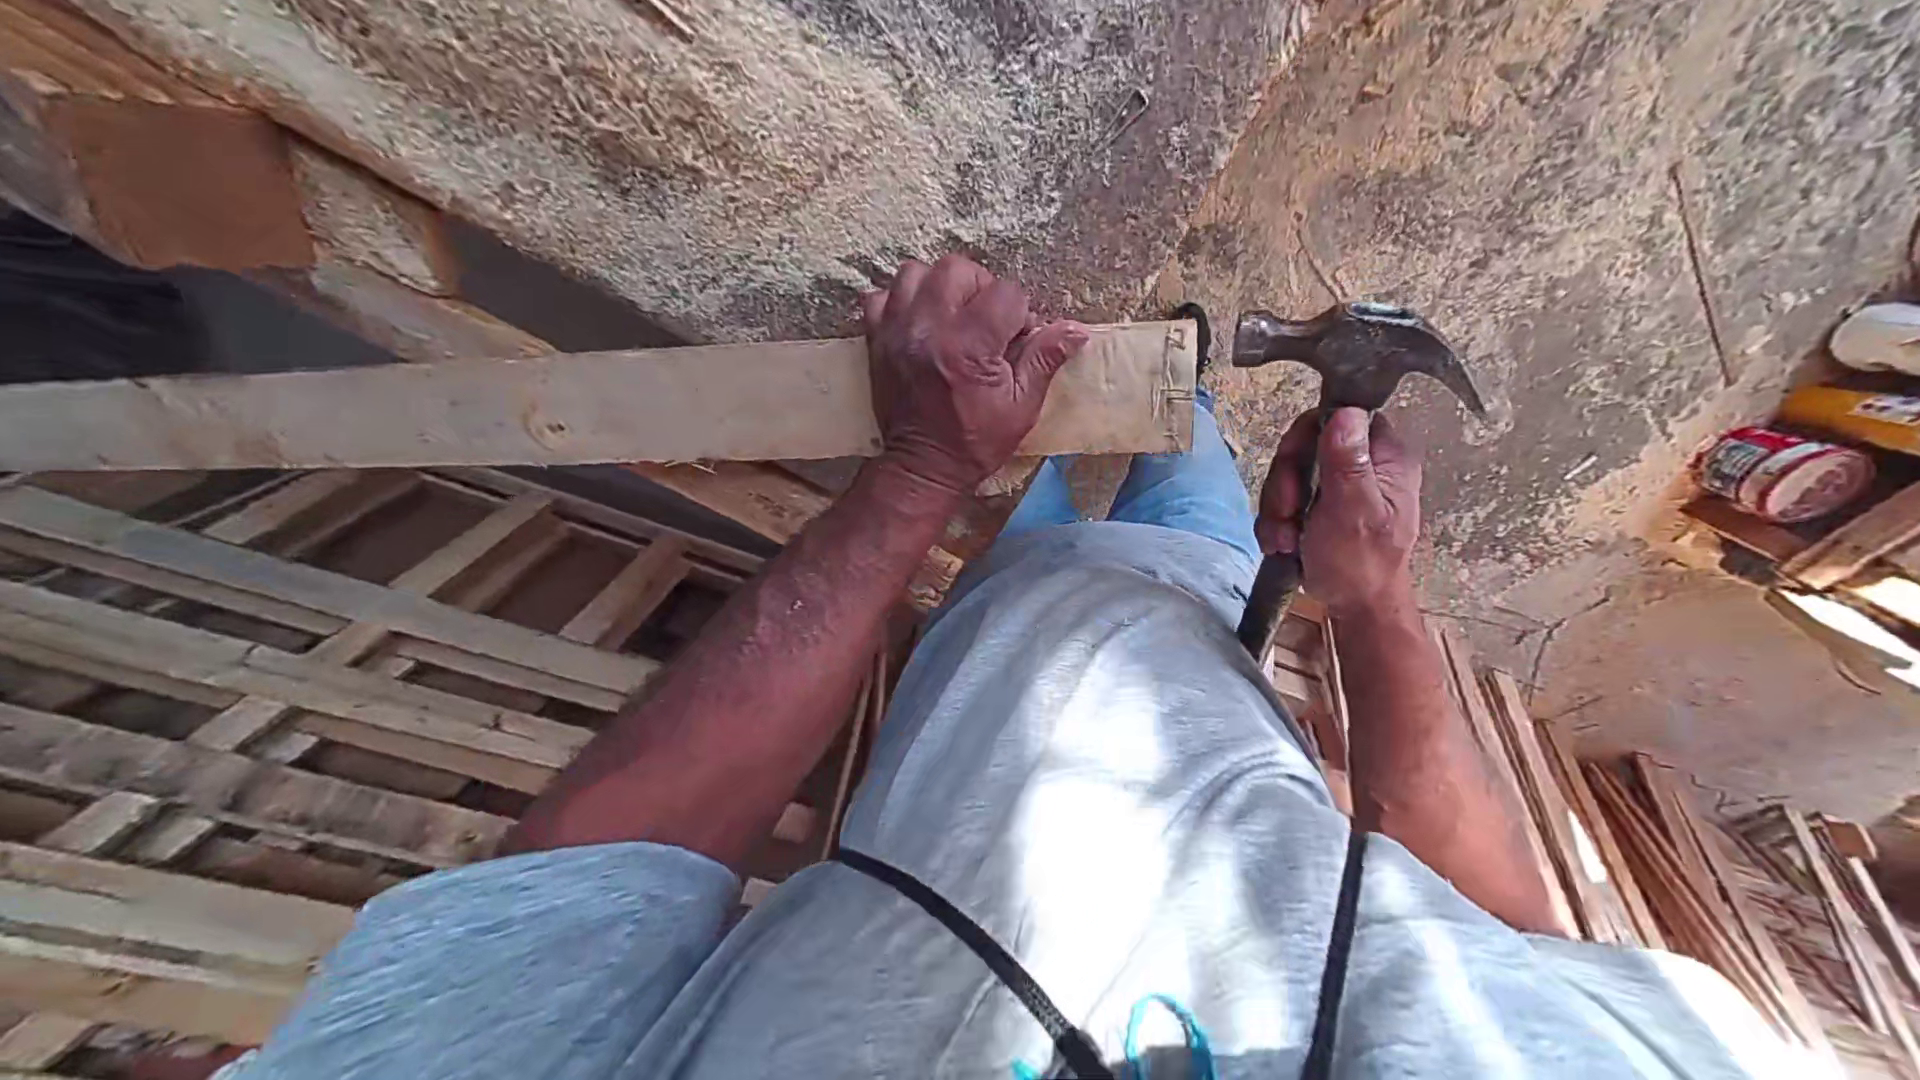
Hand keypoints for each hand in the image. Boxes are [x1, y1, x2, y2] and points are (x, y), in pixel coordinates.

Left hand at [860, 255, 1088, 493]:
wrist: (924, 467)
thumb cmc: (975, 441)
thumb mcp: (1022, 406)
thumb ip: (1044, 360)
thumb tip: (1077, 330)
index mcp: (969, 347)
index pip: (1006, 293)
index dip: (1020, 314)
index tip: (1017, 340)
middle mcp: (929, 330)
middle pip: (958, 269)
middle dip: (981, 288)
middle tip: (986, 321)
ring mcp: (897, 332)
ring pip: (916, 272)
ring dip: (939, 287)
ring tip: (951, 317)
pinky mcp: (876, 340)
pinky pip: (881, 296)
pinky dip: (900, 302)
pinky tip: (918, 324)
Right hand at [1256, 408, 1423, 616]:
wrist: (1355, 607)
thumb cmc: (1361, 564)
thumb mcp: (1353, 510)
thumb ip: (1347, 462)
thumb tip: (1344, 413)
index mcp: (1385, 457)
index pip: (1339, 417)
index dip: (1307, 437)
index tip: (1293, 468)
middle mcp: (1363, 465)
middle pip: (1304, 447)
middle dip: (1285, 485)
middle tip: (1288, 513)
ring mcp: (1338, 486)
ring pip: (1287, 476)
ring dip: (1277, 510)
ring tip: (1287, 539)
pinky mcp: (1317, 506)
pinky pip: (1282, 500)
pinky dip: (1276, 523)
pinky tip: (1285, 544)